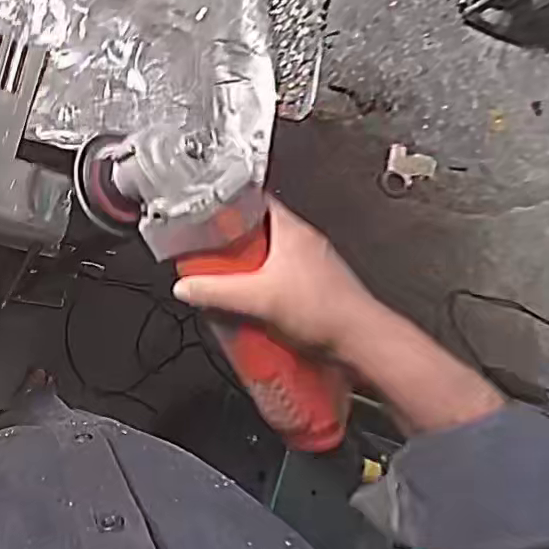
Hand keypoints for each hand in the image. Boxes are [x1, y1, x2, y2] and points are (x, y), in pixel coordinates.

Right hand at [172, 199, 382, 359]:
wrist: (361, 344)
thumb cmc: (329, 313)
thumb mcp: (258, 299)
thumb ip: (215, 292)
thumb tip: (186, 287)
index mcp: (292, 232)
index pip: (254, 204)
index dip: (228, 209)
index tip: (205, 221)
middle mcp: (300, 246)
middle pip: (252, 237)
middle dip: (228, 251)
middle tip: (210, 263)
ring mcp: (305, 269)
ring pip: (261, 263)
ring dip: (240, 276)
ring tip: (225, 289)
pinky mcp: (306, 292)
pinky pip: (271, 284)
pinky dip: (255, 294)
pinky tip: (246, 310)